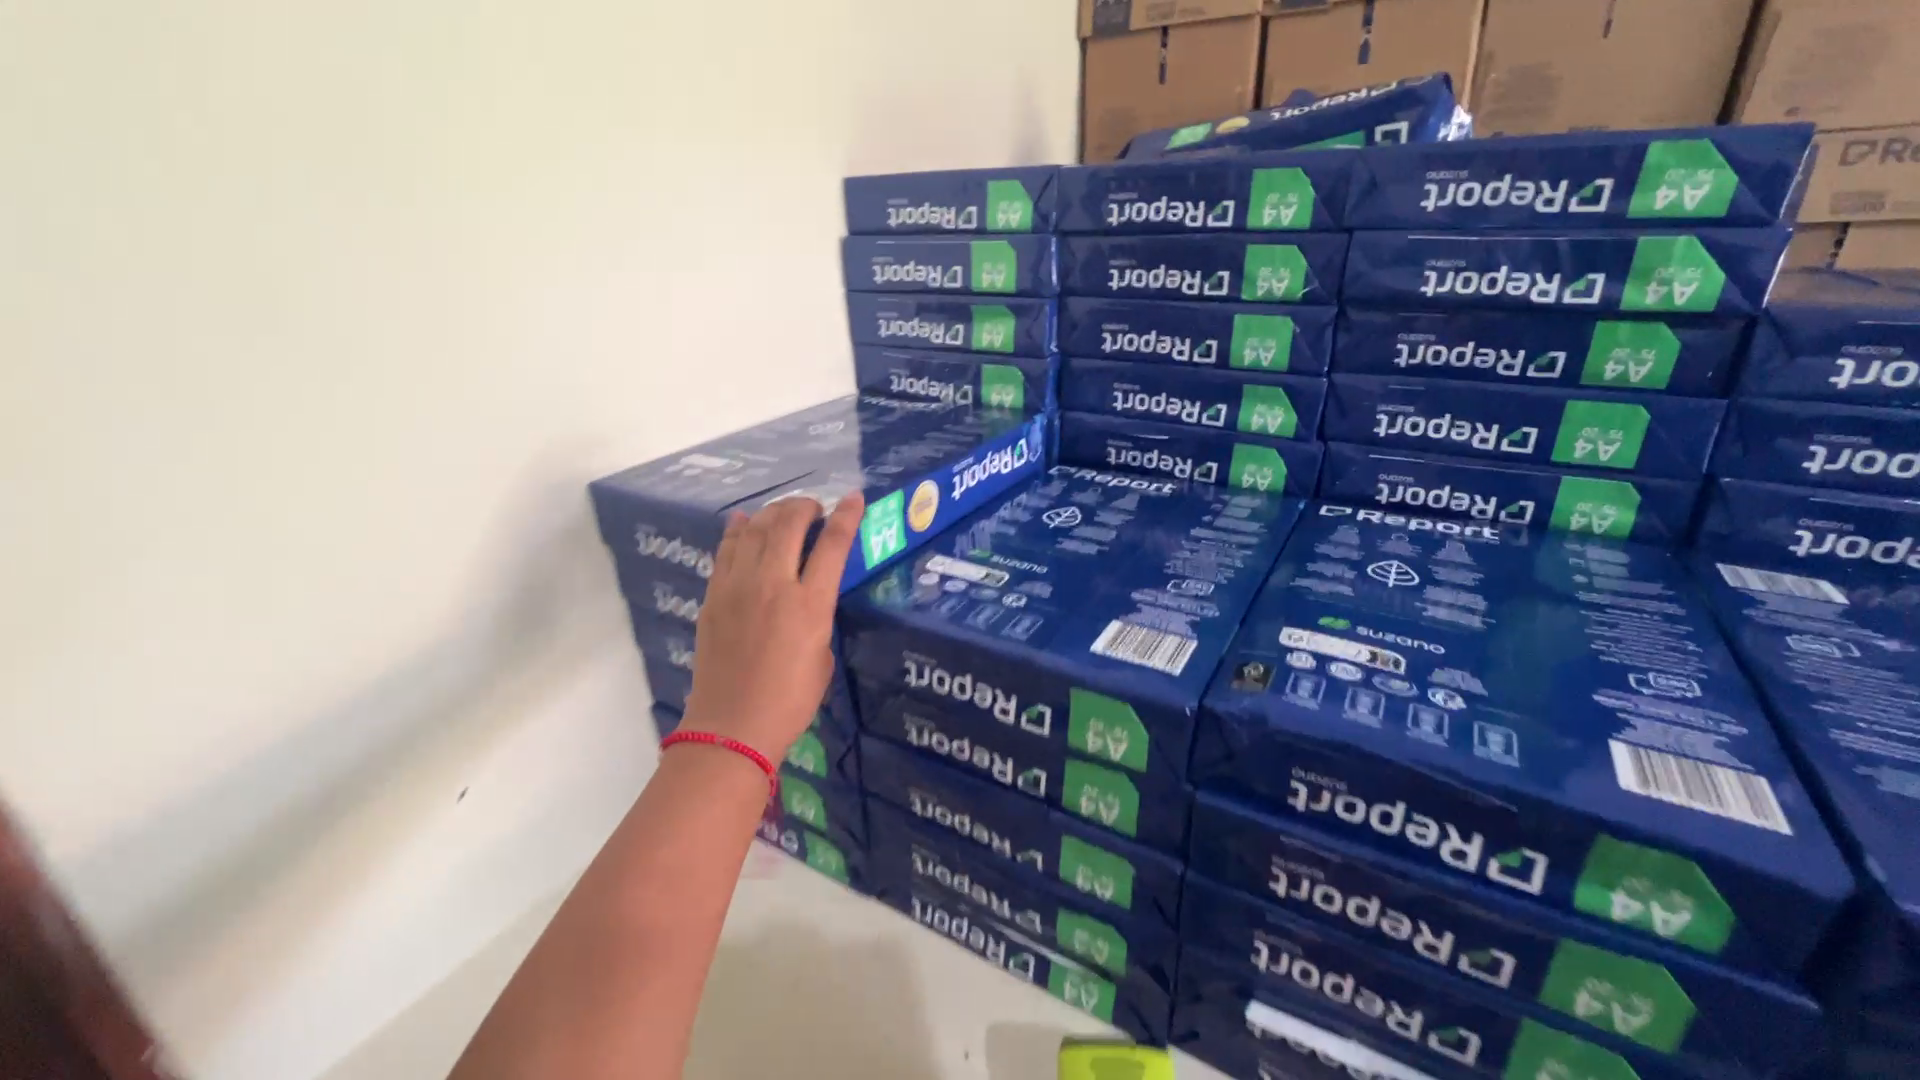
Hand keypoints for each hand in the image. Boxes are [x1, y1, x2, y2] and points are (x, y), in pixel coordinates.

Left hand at [679, 493, 863, 761]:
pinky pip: (725, 550)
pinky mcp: (713, 596)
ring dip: (772, 513)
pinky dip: (737, 530)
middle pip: (788, 525)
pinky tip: (743, 521)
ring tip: (784, 511)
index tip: (854, 498)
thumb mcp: (823, 657)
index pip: (832, 546)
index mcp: (809, 605)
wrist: (733, 725)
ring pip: (754, 530)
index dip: (846, 517)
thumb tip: (808, 598)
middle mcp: (773, 586)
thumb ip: (818, 618)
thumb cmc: (790, 701)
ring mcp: (737, 588)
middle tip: (813, 508)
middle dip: (805, 506)